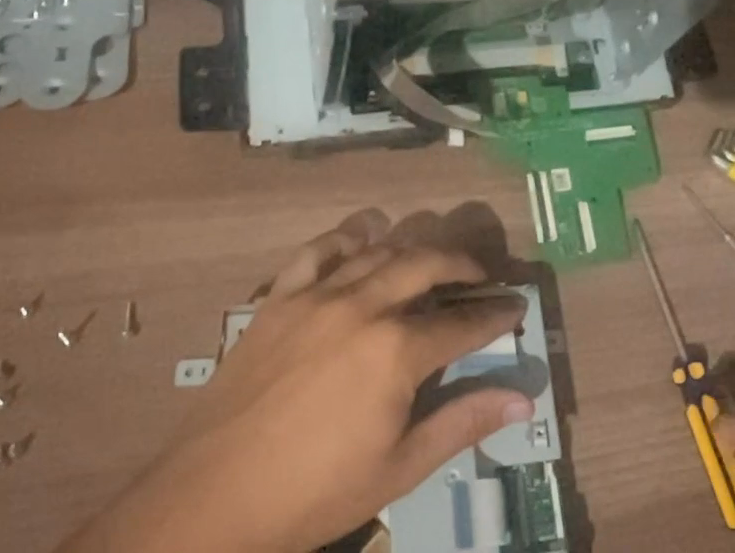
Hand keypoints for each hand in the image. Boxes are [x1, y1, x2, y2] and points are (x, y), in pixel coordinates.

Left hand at [59, 209, 533, 552]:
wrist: (211, 498)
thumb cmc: (313, 493)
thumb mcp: (399, 468)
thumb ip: (462, 423)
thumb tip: (523, 401)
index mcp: (396, 352)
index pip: (462, 324)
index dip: (495, 314)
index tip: (516, 307)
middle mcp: (361, 307)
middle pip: (424, 264)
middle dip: (461, 264)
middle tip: (481, 276)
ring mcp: (315, 296)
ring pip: (377, 251)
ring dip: (413, 247)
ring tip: (432, 256)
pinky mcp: (277, 299)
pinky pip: (318, 251)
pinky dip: (347, 237)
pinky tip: (364, 235)